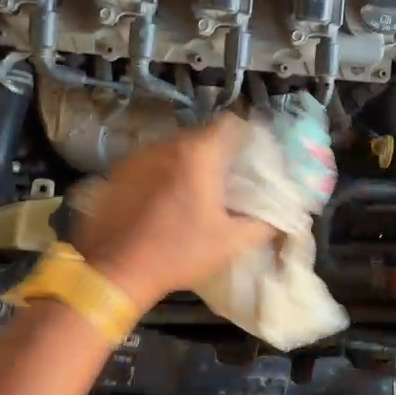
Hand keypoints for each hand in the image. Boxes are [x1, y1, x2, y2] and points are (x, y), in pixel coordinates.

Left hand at [70, 115, 275, 313]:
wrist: (114, 271)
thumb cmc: (178, 253)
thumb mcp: (230, 243)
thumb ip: (263, 224)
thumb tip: (281, 217)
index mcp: (199, 154)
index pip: (230, 123)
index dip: (244, 137)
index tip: (250, 159)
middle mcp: (167, 145)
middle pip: (201, 136)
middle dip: (215, 154)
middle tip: (225, 181)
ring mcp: (138, 157)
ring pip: (173, 150)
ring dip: (186, 164)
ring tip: (192, 192)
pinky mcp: (117, 173)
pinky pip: (149, 165)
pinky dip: (160, 175)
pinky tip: (161, 202)